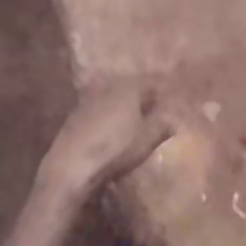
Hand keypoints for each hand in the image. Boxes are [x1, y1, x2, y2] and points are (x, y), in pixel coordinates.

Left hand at [37, 80, 174, 198]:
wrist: (71, 163)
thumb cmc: (115, 149)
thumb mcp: (146, 140)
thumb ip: (162, 126)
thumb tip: (174, 118)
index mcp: (130, 87)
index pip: (152, 82)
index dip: (164, 89)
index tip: (173, 97)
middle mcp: (110, 84)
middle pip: (133, 86)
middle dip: (145, 95)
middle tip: (157, 106)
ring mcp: (91, 96)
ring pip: (115, 95)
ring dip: (126, 104)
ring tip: (136, 117)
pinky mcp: (77, 112)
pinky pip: (101, 106)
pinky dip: (110, 112)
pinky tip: (112, 126)